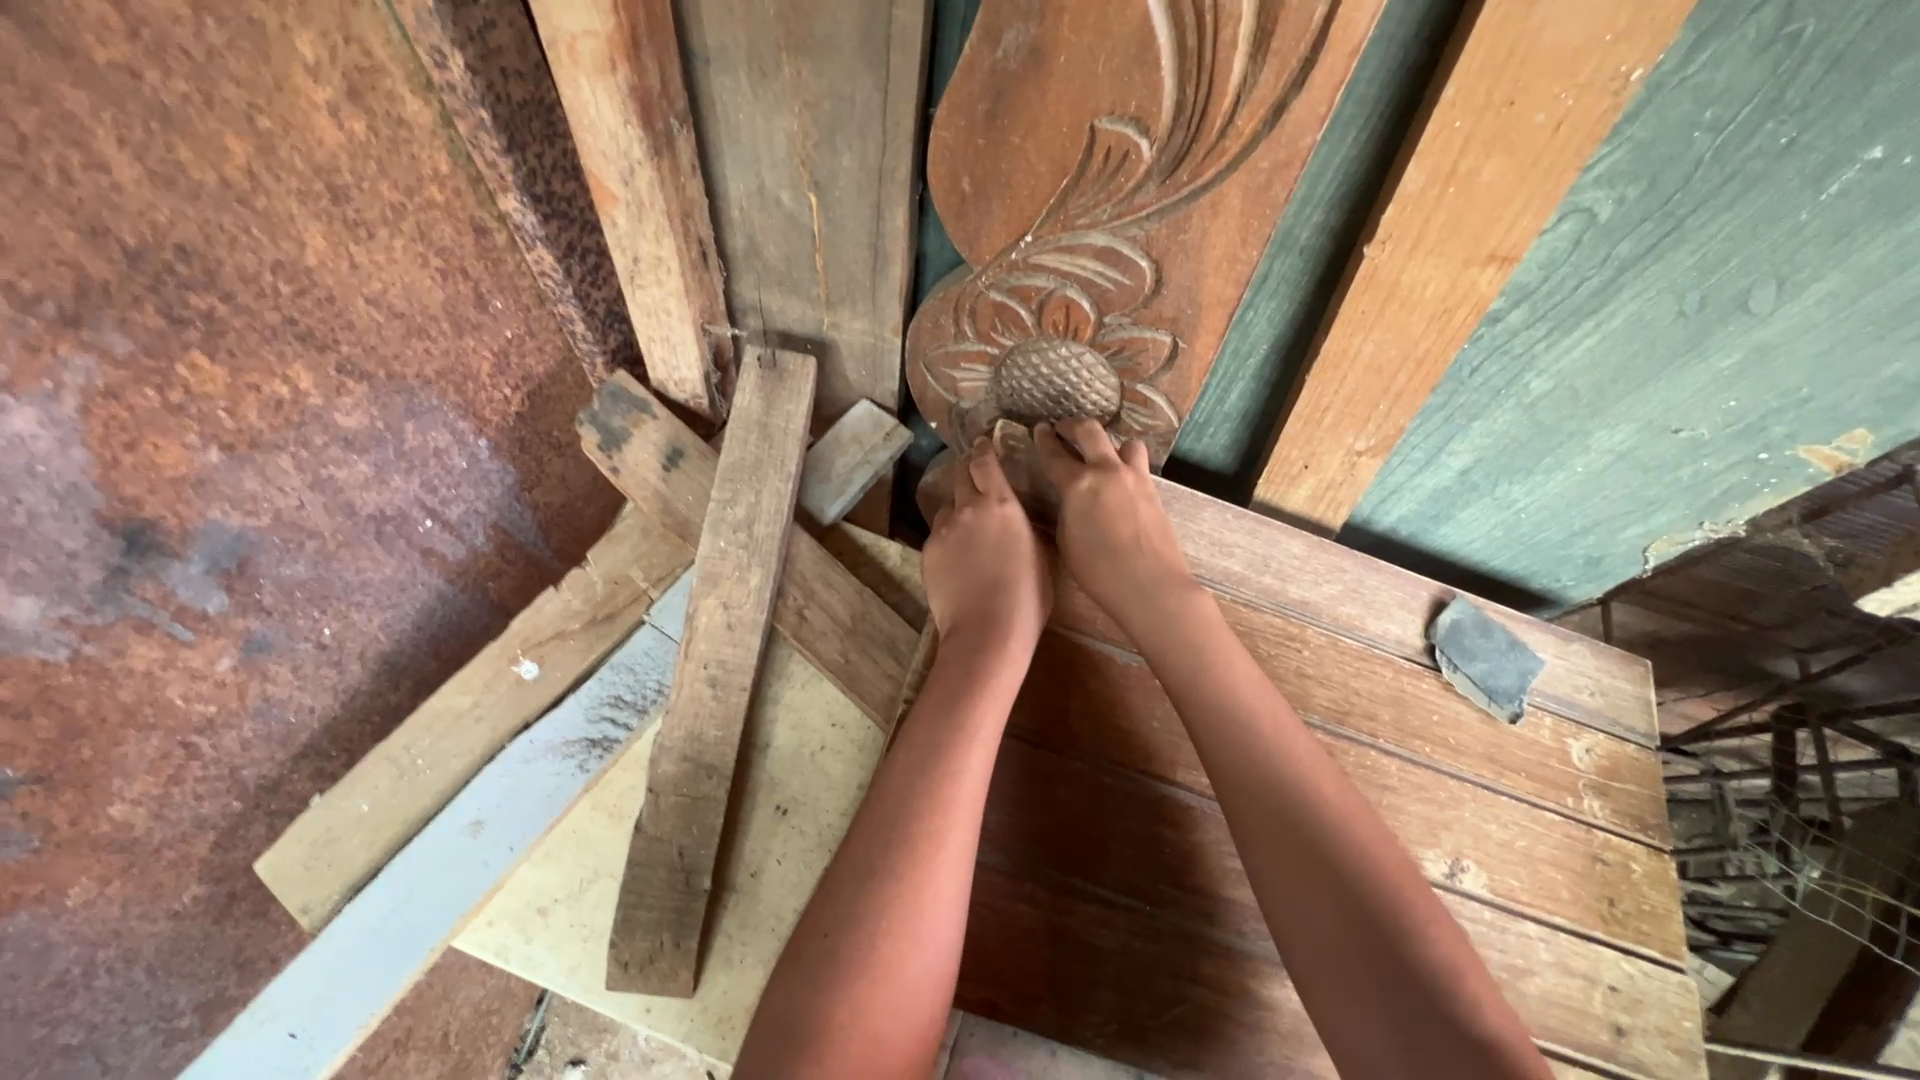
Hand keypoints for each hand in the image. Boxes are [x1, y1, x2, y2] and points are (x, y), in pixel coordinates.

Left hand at [923, 438, 1053, 649]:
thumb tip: (1019, 520)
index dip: (982, 449)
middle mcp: (968, 508)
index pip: (984, 461)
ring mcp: (943, 530)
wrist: (987, 631)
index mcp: (1002, 504)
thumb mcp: (1041, 554)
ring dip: (957, 508)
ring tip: (968, 527)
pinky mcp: (927, 552)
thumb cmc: (1028, 597)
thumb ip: (1025, 527)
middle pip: (960, 474)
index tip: (983, 444)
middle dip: (966, 470)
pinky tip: (958, 557)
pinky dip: (947, 538)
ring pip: (947, 507)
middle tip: (974, 475)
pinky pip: (938, 535)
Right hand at [1033, 418, 1198, 634]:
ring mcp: (1135, 479)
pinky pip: (1139, 466)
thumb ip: (1067, 511)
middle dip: (1073, 426)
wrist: (1150, 584)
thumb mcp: (1067, 540)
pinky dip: (1127, 465)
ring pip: (1125, 443)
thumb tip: (1072, 501)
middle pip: (1090, 431)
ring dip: (1110, 444)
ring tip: (1102, 455)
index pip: (1055, 454)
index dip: (1043, 440)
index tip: (1038, 429)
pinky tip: (1121, 483)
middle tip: (1062, 429)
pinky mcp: (1154, 492)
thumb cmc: (1099, 571)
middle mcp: (1107, 472)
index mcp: (1078, 485)